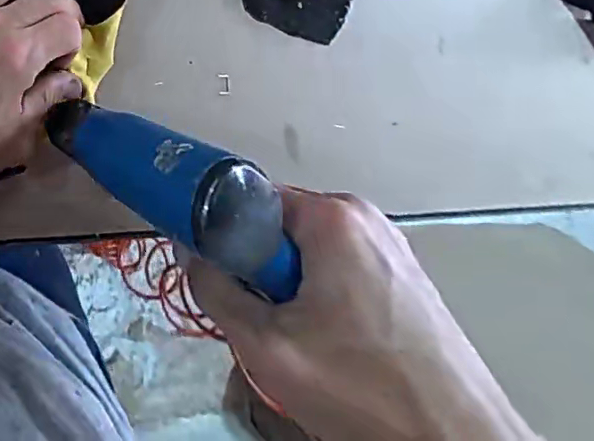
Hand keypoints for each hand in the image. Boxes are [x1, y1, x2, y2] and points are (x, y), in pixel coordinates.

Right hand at [188, 190, 536, 440]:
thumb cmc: (362, 390)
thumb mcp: (267, 346)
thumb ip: (216, 291)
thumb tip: (187, 249)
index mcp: (332, 214)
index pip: (253, 203)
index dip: (230, 242)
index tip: (228, 283)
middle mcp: (364, 215)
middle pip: (283, 231)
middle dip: (265, 275)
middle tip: (270, 327)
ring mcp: (391, 245)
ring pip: (312, 256)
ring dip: (295, 294)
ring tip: (307, 346)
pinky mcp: (407, 277)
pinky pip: (343, 272)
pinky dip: (328, 303)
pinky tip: (339, 351)